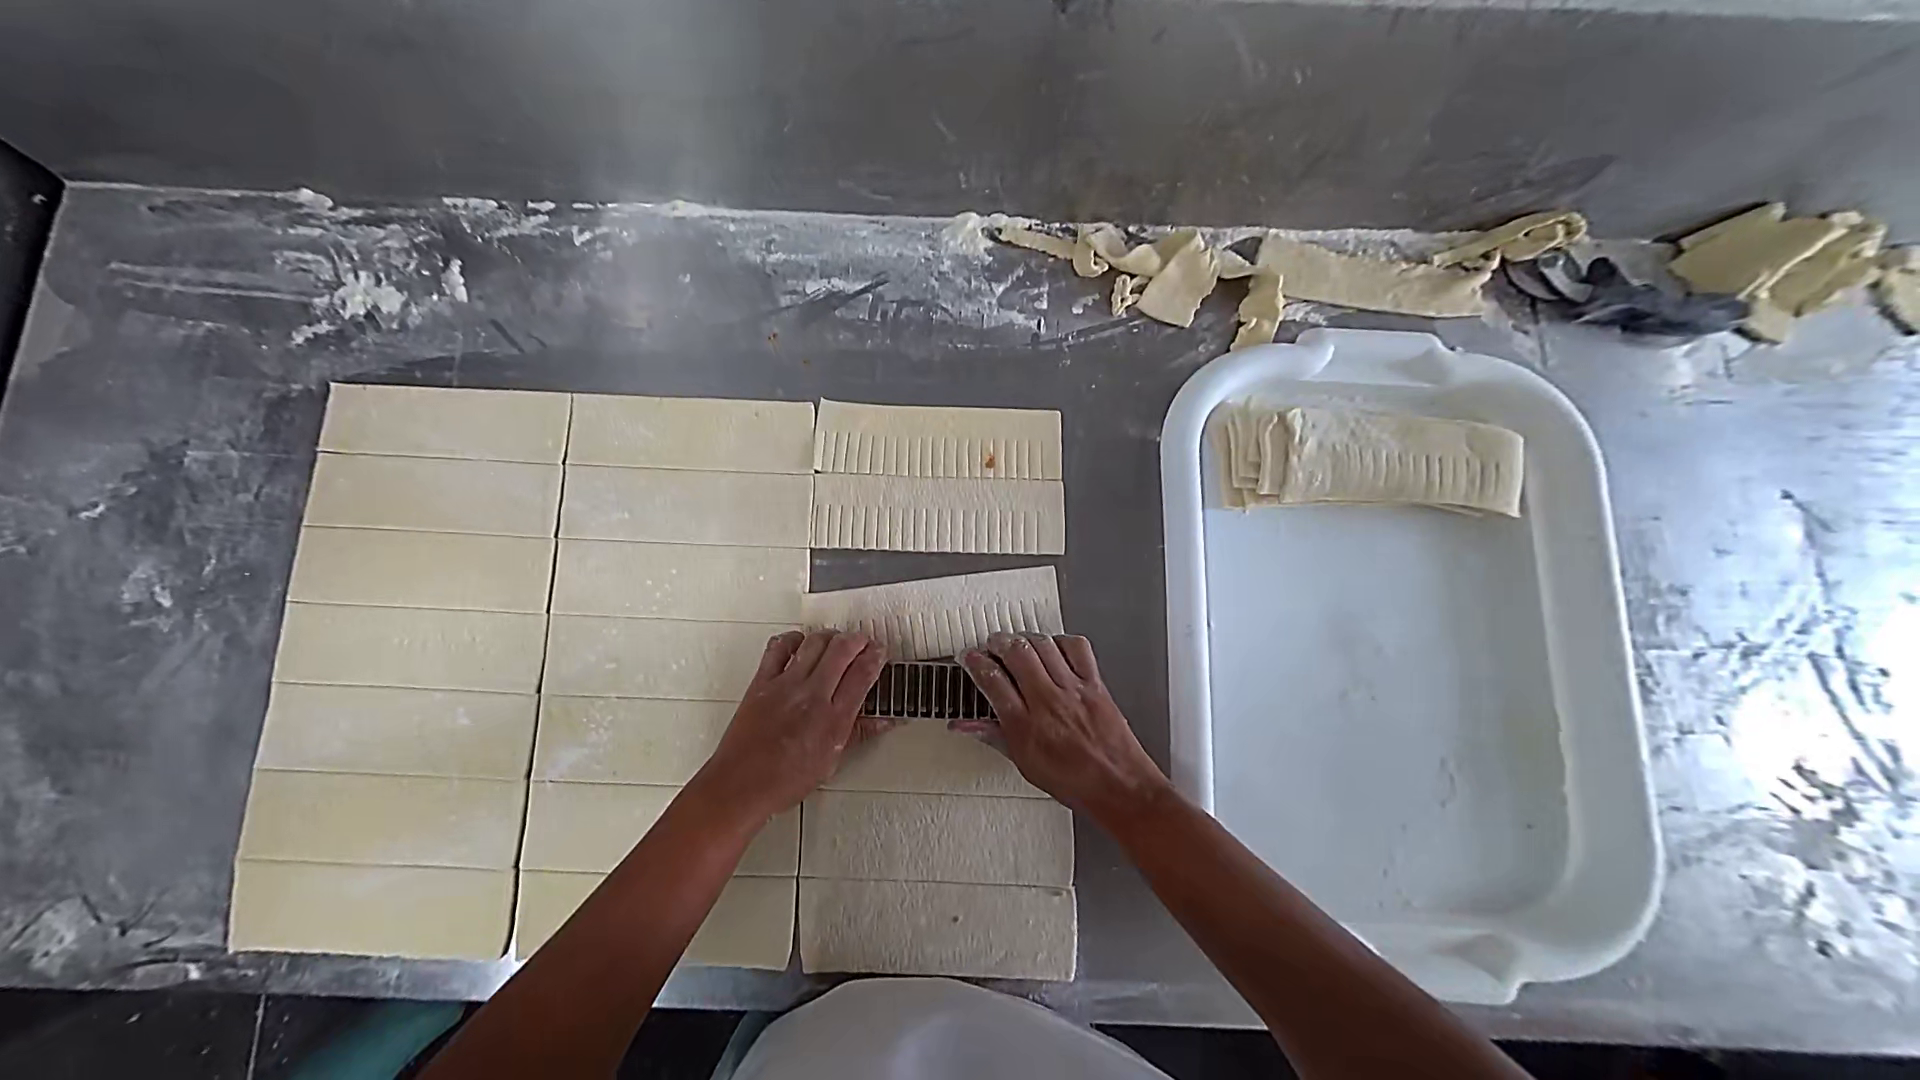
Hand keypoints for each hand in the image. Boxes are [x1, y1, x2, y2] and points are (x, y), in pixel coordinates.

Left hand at [694, 629, 889, 819]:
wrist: (739, 786)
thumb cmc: (781, 781)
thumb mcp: (831, 761)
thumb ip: (858, 733)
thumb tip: (882, 721)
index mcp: (833, 719)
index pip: (863, 673)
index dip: (877, 656)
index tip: (880, 652)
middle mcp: (811, 696)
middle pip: (843, 649)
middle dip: (858, 639)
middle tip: (863, 642)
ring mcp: (785, 686)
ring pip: (815, 642)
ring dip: (830, 635)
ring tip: (836, 640)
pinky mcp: (762, 682)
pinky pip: (779, 647)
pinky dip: (793, 639)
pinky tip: (800, 643)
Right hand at [958, 632, 1171, 821]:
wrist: (1120, 787)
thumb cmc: (1076, 782)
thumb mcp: (1024, 763)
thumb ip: (993, 735)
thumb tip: (966, 725)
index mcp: (1025, 726)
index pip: (992, 680)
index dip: (975, 662)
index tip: (971, 657)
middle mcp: (1048, 703)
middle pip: (1016, 653)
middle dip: (997, 642)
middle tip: (992, 644)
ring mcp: (1073, 690)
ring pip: (1043, 645)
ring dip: (1025, 637)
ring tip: (1017, 642)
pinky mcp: (1095, 684)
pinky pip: (1077, 648)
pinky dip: (1061, 640)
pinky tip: (1053, 647)